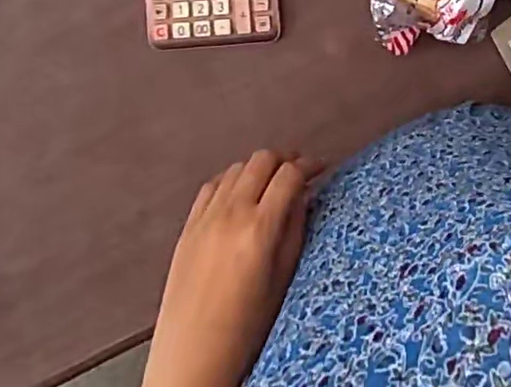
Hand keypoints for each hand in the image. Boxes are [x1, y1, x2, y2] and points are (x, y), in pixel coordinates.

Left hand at [142, 150, 325, 386]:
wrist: (193, 353)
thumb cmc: (244, 329)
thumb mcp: (281, 281)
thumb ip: (294, 230)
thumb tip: (303, 196)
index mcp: (258, 230)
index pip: (288, 176)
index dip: (308, 166)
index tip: (320, 167)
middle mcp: (231, 213)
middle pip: (262, 160)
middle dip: (285, 159)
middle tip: (300, 169)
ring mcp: (207, 214)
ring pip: (237, 167)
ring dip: (258, 167)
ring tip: (272, 180)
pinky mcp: (190, 222)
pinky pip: (213, 184)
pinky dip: (231, 179)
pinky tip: (240, 191)